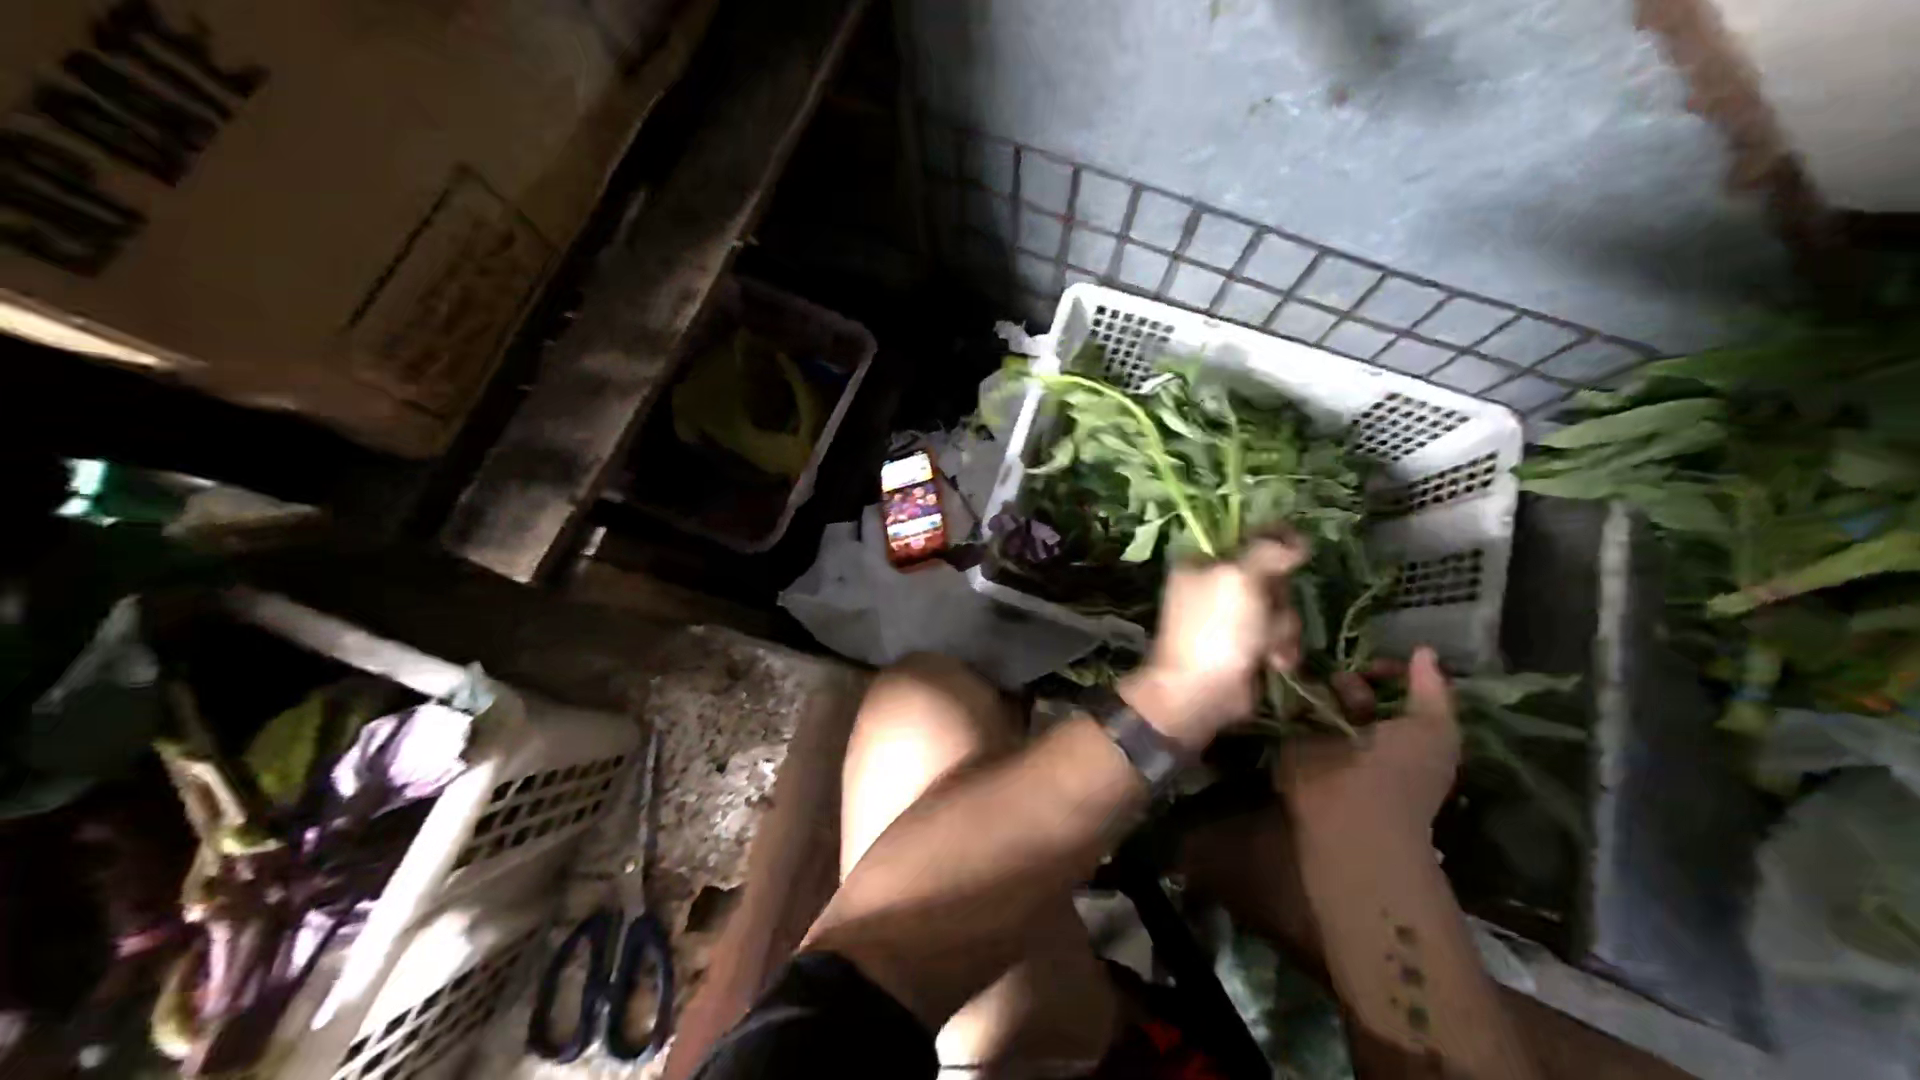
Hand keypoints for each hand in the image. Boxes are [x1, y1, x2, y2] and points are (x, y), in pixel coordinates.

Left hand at [1120, 535, 1310, 751]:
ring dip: (1281, 629)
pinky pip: (1279, 634)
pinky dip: (1280, 649)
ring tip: (1267, 649)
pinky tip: (1275, 663)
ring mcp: (1232, 616)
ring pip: (1281, 607)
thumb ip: (1266, 551)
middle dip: (1278, 599)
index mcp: (1202, 562)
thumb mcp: (1239, 578)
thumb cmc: (1215, 629)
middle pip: (1271, 575)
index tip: (1297, 551)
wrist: (1201, 692)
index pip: (1247, 538)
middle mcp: (1216, 585)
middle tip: (1266, 615)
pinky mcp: (1248, 644)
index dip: (1275, 543)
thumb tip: (1295, 540)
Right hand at [1276, 647, 1459, 837]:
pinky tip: (1283, 678)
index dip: (1383, 669)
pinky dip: (1284, 691)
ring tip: (1313, 684)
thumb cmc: (1403, 772)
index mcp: (1398, 728)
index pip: (1386, 685)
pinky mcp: (1287, 739)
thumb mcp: (1435, 729)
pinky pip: (1285, 705)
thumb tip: (1424, 650)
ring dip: (1313, 683)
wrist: (1352, 814)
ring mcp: (1322, 735)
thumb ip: (1432, 689)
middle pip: (1347, 684)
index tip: (1372, 665)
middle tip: (1341, 685)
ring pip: (1315, 692)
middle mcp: (1359, 729)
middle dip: (1346, 678)